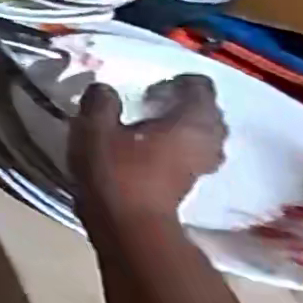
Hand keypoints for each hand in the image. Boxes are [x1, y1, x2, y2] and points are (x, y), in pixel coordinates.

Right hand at [71, 74, 227, 225]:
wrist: (127, 221)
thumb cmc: (114, 169)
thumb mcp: (94, 127)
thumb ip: (100, 102)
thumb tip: (104, 88)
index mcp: (191, 122)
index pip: (200, 88)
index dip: (177, 81)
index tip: (150, 84)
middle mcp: (209, 139)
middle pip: (206, 111)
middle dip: (182, 102)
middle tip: (150, 99)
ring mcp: (204, 162)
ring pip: (202, 132)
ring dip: (181, 123)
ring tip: (150, 122)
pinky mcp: (192, 179)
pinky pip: (193, 150)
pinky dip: (177, 142)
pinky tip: (151, 145)